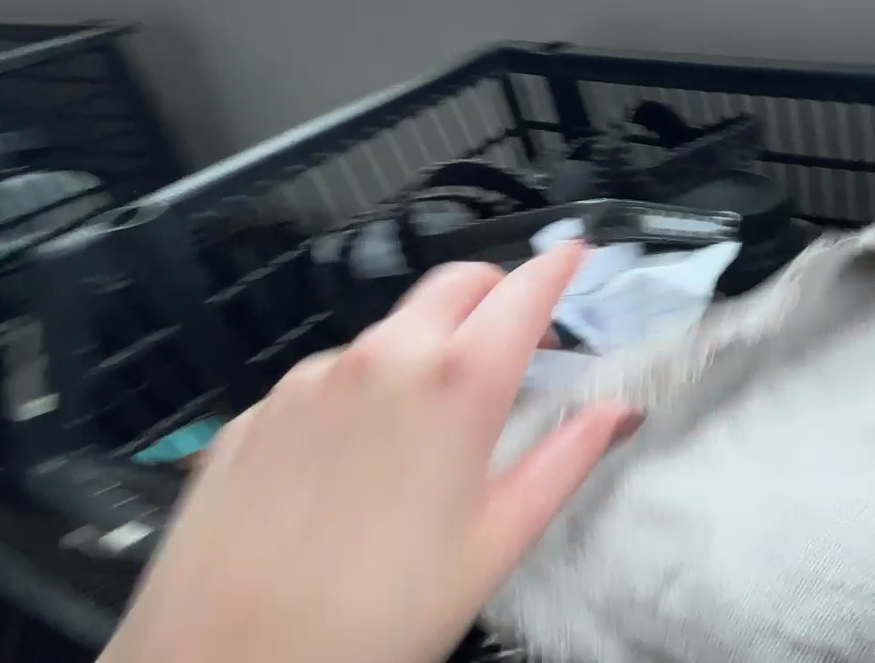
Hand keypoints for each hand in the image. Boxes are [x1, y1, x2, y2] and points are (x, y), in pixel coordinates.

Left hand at [102, 245, 639, 662]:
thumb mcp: (501, 536)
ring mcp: (310, 383)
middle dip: (498, 292)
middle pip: (458, 283)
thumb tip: (618, 412)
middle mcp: (383, 361)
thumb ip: (570, 455)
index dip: (559, 266)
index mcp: (456, 382)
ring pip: (394, 328)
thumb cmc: (374, 619)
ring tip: (437, 417)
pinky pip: (330, 374)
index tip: (575, 256)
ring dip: (430, 343)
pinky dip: (366, 386)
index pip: (525, 290)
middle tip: (520, 337)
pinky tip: (362, 455)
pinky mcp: (257, 416)